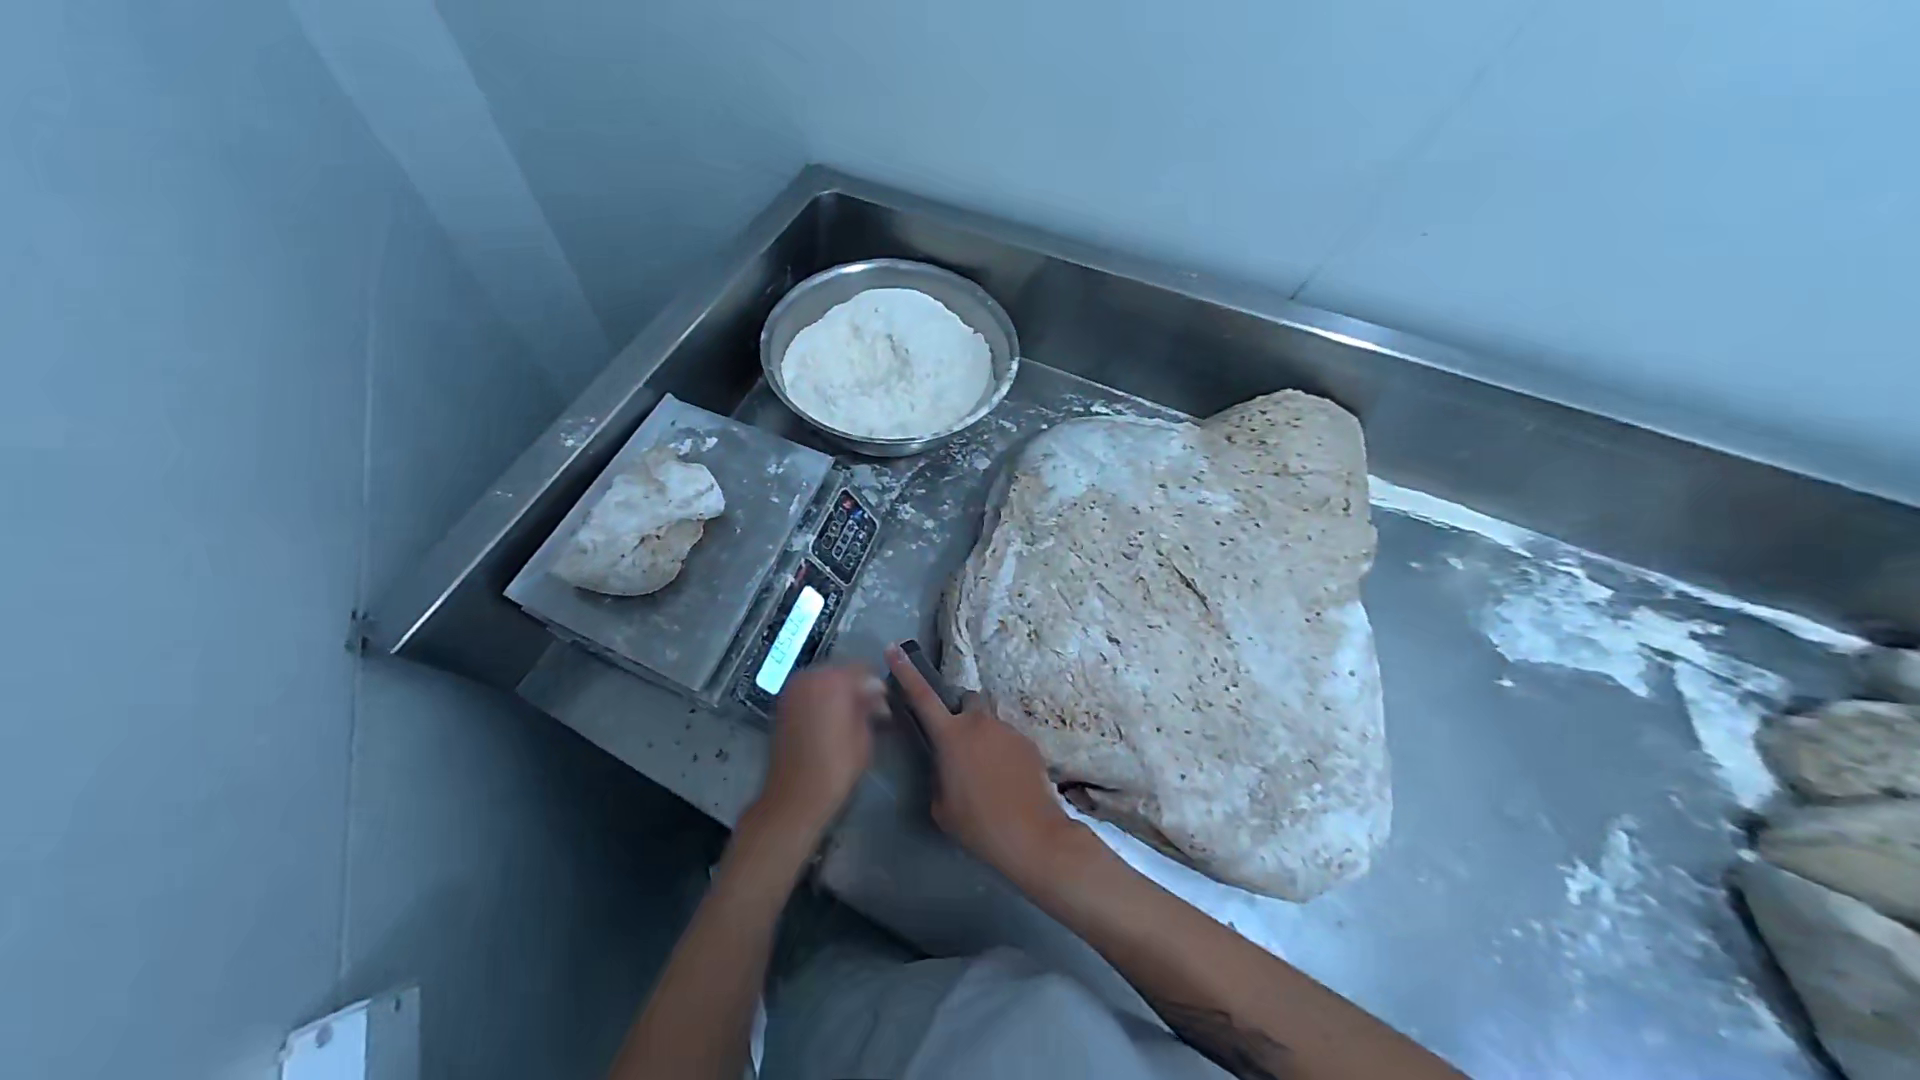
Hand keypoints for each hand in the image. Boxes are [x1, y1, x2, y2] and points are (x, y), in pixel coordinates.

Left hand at [757, 664, 883, 835]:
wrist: (794, 797)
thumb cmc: (836, 768)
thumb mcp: (864, 735)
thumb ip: (870, 705)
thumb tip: (875, 692)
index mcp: (833, 680)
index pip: (864, 669)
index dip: (877, 686)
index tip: (883, 704)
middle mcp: (809, 677)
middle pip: (842, 671)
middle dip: (856, 686)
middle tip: (870, 710)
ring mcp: (792, 689)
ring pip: (824, 680)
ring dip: (838, 692)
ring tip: (849, 717)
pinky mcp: (782, 703)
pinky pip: (809, 691)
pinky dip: (821, 699)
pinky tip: (830, 720)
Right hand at [885, 644, 1083, 886]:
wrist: (1033, 836)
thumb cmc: (979, 824)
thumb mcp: (942, 806)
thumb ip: (939, 776)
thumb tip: (948, 767)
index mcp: (951, 736)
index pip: (922, 696)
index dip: (906, 672)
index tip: (895, 649)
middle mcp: (980, 724)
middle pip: (967, 702)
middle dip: (960, 714)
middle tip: (959, 745)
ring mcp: (1008, 730)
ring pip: (989, 723)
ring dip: (983, 738)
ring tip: (987, 775)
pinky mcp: (1029, 743)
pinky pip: (1008, 740)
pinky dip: (1002, 753)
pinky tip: (1007, 782)